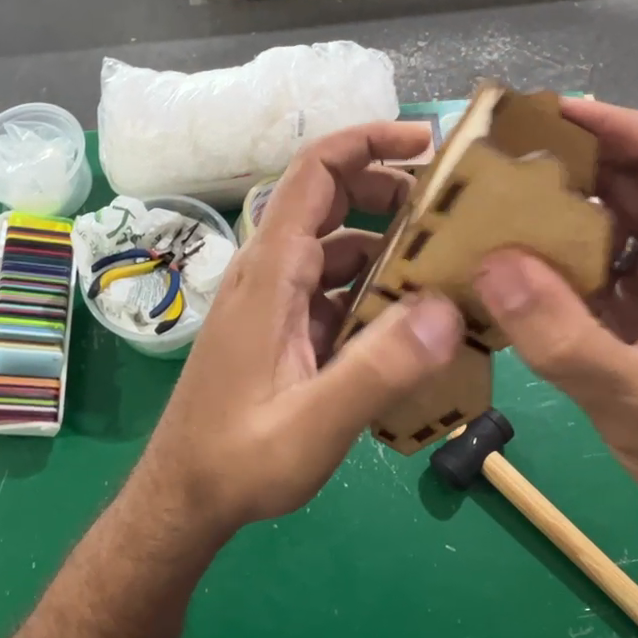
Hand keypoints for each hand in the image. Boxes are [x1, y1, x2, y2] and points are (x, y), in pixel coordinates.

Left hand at [133, 123, 463, 537]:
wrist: (185, 496)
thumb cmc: (239, 457)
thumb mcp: (314, 422)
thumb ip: (379, 368)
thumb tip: (447, 308)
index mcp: (271, 272)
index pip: (315, 173)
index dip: (367, 142)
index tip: (426, 142)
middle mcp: (269, 272)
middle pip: (329, 198)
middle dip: (389, 190)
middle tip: (451, 211)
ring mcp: (273, 299)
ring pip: (335, 245)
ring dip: (386, 243)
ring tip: (445, 265)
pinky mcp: (280, 327)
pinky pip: (331, 286)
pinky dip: (371, 286)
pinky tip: (410, 317)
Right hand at [473, 100, 637, 560]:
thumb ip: (560, 333)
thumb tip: (486, 261)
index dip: (606, 123)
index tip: (536, 114)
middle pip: (630, 181)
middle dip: (564, 165)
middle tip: (490, 155)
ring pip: (606, 226)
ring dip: (551, 213)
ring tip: (483, 199)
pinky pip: (591, 270)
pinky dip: (549, 262)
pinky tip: (500, 260)